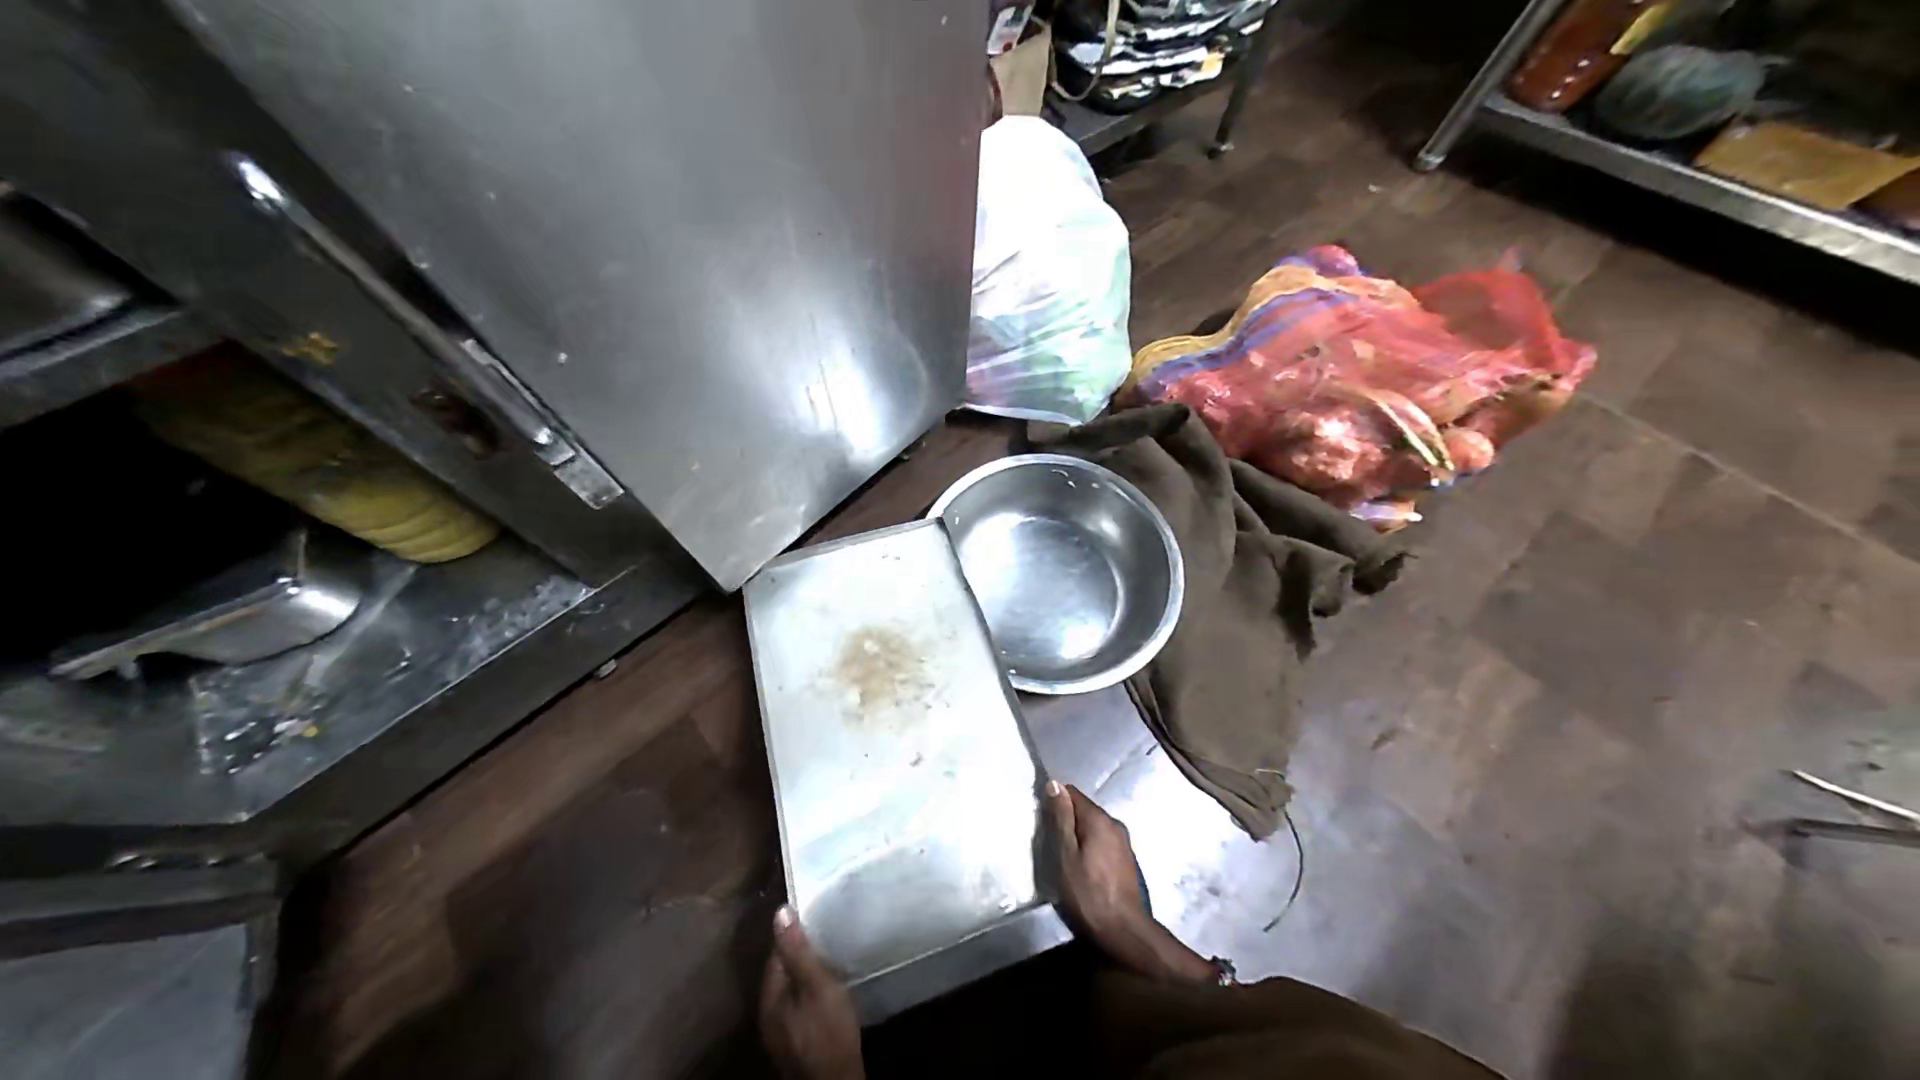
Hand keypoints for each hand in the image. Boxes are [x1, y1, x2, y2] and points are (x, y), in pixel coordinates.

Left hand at [759, 906, 863, 1079]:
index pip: (777, 952)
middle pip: (783, 971)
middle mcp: (769, 1012)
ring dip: (808, 971)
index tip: (815, 914)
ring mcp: (781, 1029)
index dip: (795, 931)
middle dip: (802, 950)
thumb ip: (798, 951)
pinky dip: (812, 989)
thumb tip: (780, 911)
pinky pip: (800, 1003)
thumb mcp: (817, 986)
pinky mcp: (796, 1039)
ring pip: (792, 988)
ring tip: (831, 953)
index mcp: (769, 996)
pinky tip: (829, 986)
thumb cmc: (828, 1031)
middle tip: (827, 931)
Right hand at [1046, 779, 1150, 940]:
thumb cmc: (1088, 893)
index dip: (1055, 802)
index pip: (1072, 793)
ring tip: (1065, 859)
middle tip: (1052, 844)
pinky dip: (1090, 847)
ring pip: (1094, 827)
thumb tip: (1055, 784)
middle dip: (1067, 820)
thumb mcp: (1066, 854)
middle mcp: (1115, 824)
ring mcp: (1124, 842)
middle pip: (1084, 810)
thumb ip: (1061, 818)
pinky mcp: (1126, 860)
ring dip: (1078, 836)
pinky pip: (1103, 842)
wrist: (1124, 931)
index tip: (1044, 822)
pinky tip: (1083, 868)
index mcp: (1100, 819)